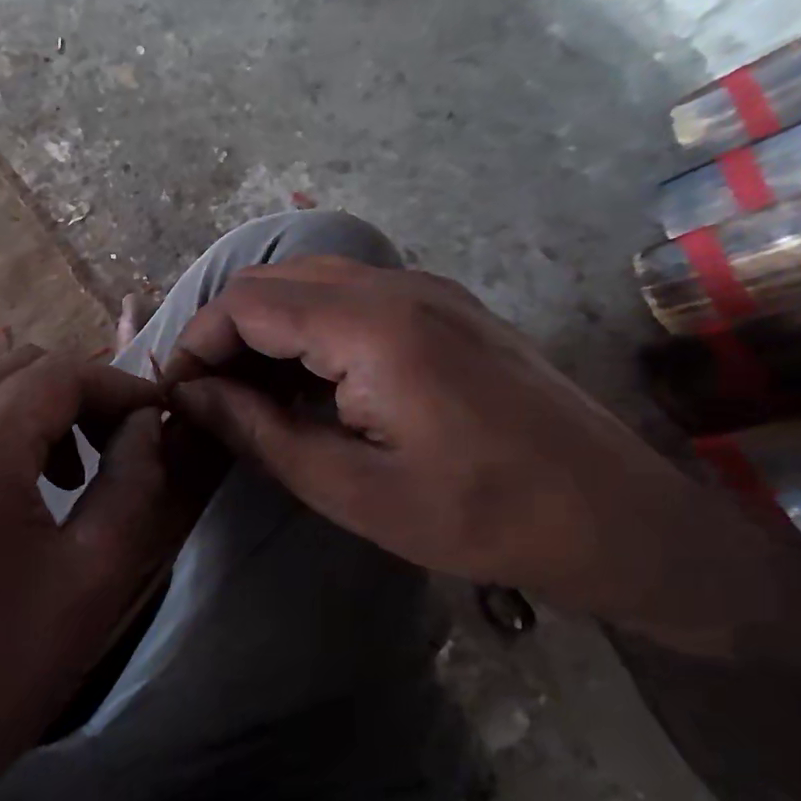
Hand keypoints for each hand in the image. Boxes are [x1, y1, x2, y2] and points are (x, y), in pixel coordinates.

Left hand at [0, 348, 206, 792]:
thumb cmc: (1, 669)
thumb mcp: (93, 577)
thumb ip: (136, 483)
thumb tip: (149, 425)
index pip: (54, 373)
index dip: (117, 385)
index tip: (159, 419)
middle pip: (15, 370)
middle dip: (79, 393)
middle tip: (120, 445)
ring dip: (38, 412)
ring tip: (73, 476)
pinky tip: (18, 492)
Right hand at [164, 256, 790, 655]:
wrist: (625, 520)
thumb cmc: (481, 516)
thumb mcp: (350, 490)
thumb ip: (256, 431)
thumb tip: (188, 395)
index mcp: (372, 329)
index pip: (244, 304)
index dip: (195, 343)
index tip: (176, 393)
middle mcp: (394, 286)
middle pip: (268, 280)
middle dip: (221, 332)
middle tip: (206, 394)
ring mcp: (423, 288)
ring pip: (303, 280)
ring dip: (260, 326)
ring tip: (246, 389)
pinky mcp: (441, 303)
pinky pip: (343, 292)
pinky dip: (301, 325)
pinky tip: (303, 379)